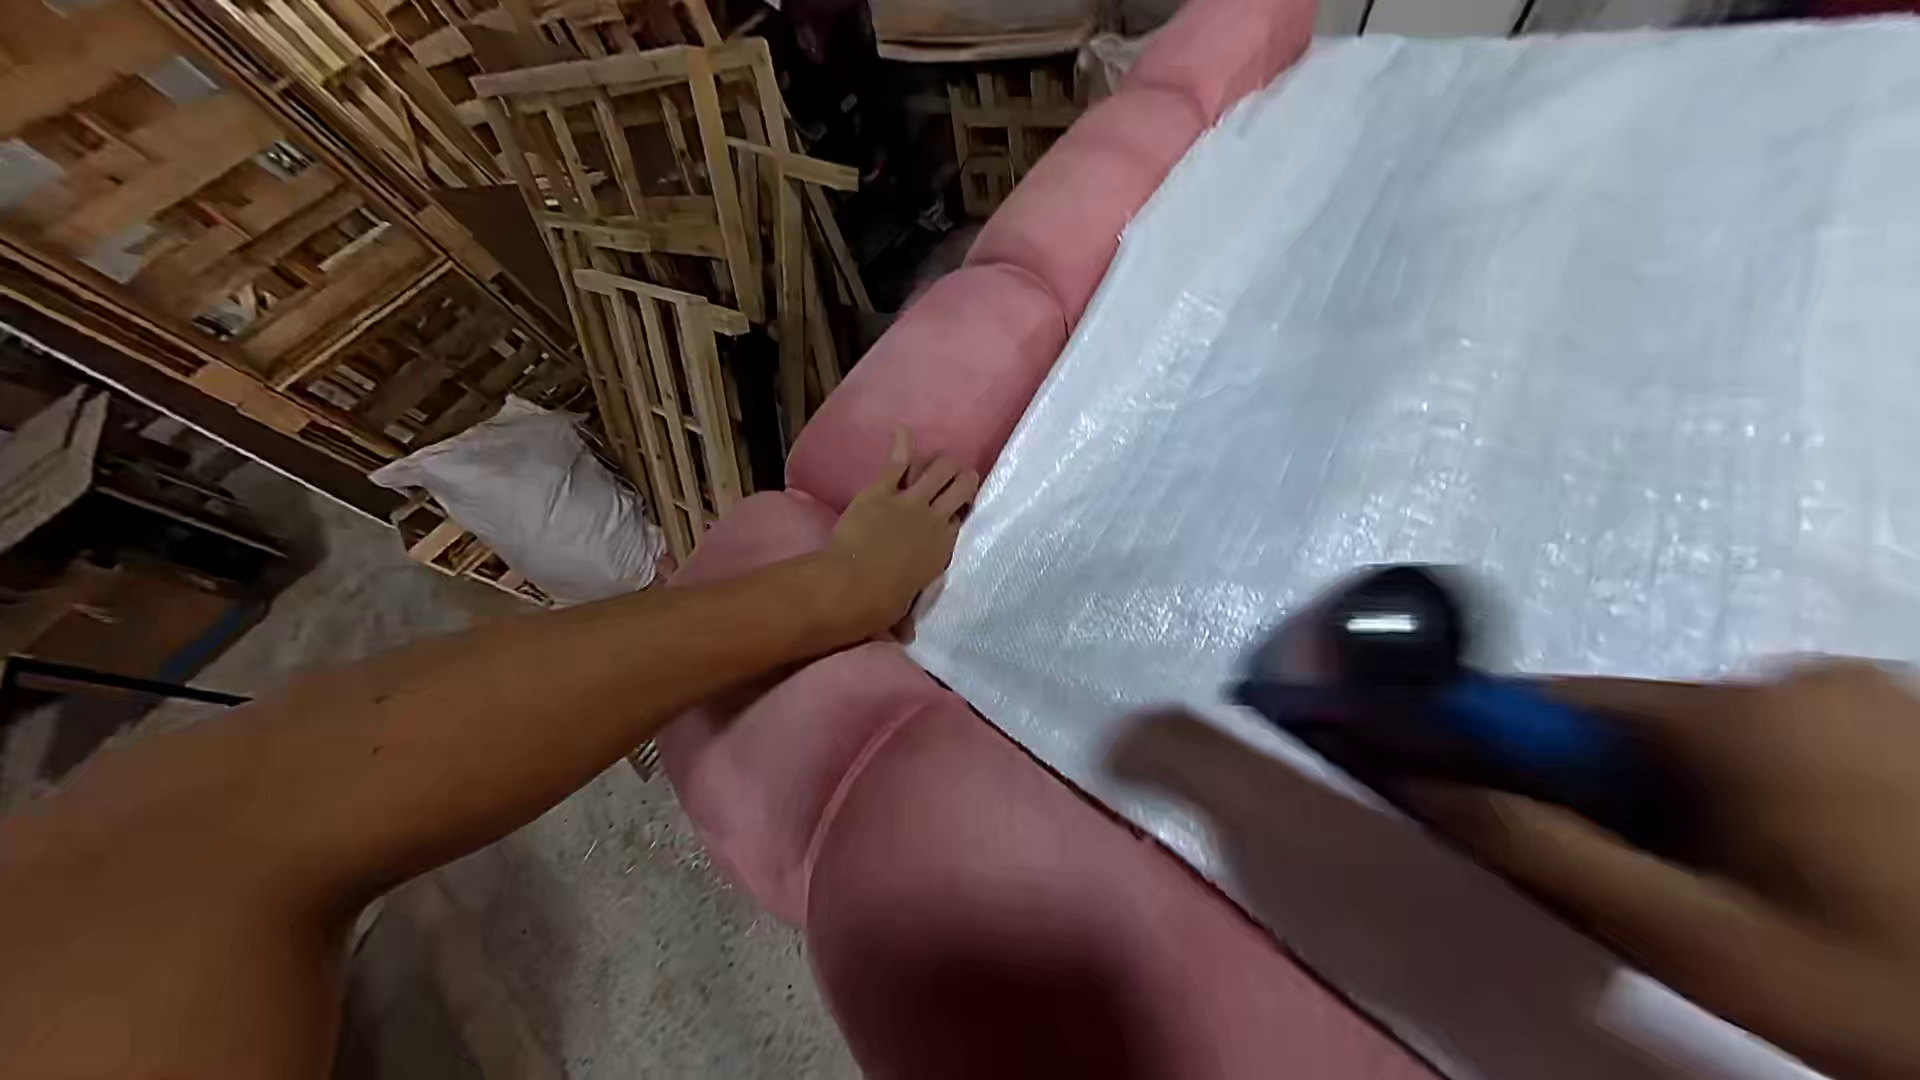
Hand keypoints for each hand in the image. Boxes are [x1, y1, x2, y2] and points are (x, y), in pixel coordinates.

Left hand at [820, 427, 977, 638]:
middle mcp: (935, 518)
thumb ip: (907, 618)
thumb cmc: (882, 601)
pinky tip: (903, 430)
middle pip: (961, 485)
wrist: (855, 582)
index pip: (961, 517)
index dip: (961, 509)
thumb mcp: (902, 609)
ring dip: (943, 462)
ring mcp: (909, 501)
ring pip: (939, 468)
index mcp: (944, 546)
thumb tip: (906, 638)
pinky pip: (897, 462)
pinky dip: (902, 445)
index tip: (959, 507)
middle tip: (960, 476)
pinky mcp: (883, 490)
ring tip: (943, 461)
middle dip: (963, 477)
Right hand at [1416, 661, 1919, 1079]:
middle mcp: (1800, 680)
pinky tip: (1753, 870)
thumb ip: (1542, 851)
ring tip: (1692, 888)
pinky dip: (1716, 803)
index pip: (1554, 706)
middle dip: (1585, 792)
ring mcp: (1861, 705)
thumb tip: (1417, 785)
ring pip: (1679, 746)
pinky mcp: (1890, 732)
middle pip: (1618, 730)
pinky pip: (1746, 753)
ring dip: (1649, 804)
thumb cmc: (1893, 996)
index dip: (1492, 751)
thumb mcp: (1696, 941)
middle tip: (1604, 875)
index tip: (1453, 789)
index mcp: (1747, 708)